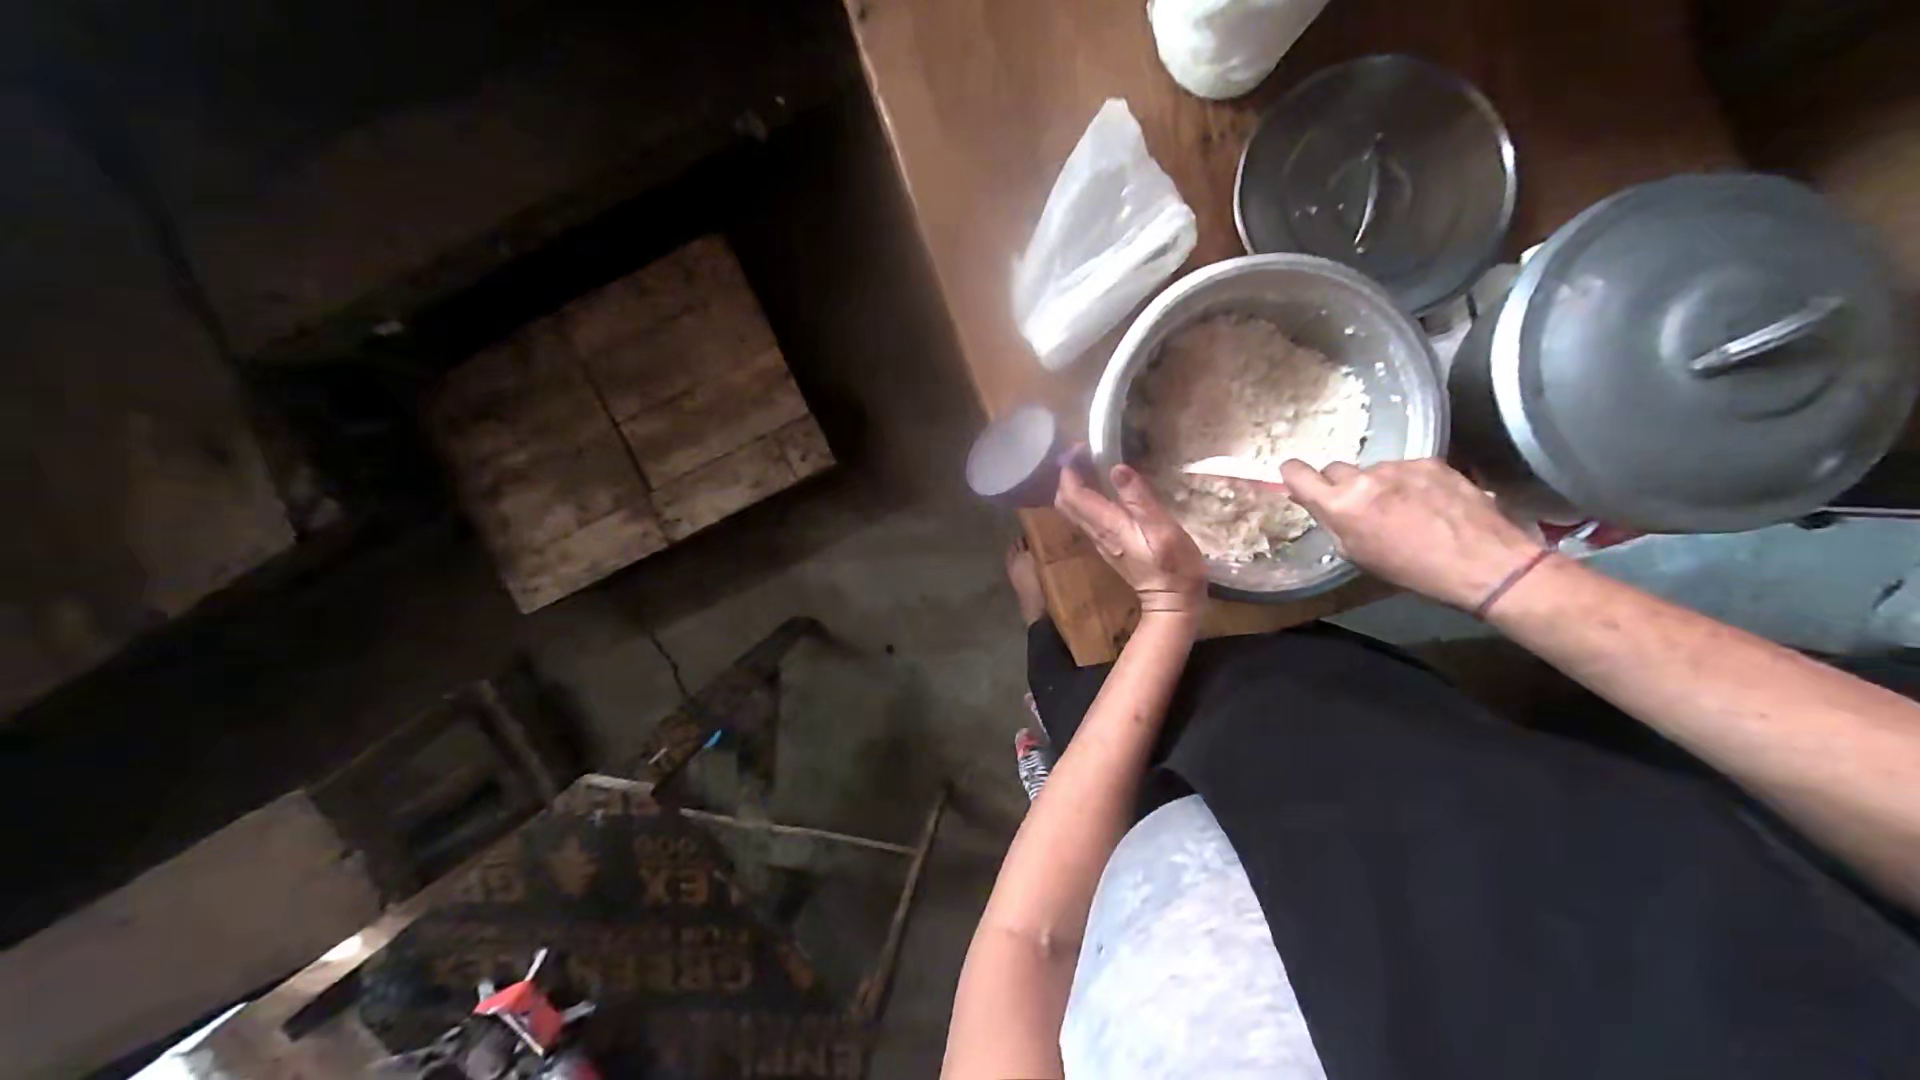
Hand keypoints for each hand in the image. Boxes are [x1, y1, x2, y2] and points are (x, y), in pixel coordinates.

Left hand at [1055, 456, 1207, 616]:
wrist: (1172, 601)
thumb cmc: (1173, 565)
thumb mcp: (1163, 529)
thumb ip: (1139, 499)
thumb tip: (1117, 468)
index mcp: (1107, 525)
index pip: (1072, 494)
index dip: (1069, 469)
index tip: (1079, 447)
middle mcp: (1096, 532)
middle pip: (1065, 502)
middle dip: (1067, 475)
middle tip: (1082, 453)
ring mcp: (1100, 540)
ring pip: (1073, 510)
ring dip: (1075, 485)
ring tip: (1090, 464)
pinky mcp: (1108, 545)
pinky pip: (1085, 516)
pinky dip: (1085, 497)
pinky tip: (1102, 487)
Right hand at [1279, 458, 1544, 610]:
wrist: (1484, 562)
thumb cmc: (1412, 570)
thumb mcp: (1357, 554)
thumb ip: (1332, 523)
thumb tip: (1316, 502)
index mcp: (1341, 504)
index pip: (1297, 473)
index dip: (1293, 475)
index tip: (1296, 480)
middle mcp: (1365, 478)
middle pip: (1336, 469)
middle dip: (1341, 485)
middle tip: (1360, 507)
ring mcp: (1400, 466)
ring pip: (1373, 470)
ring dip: (1379, 484)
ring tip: (1404, 509)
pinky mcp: (1431, 461)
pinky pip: (1405, 468)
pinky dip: (1408, 482)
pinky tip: (1428, 502)